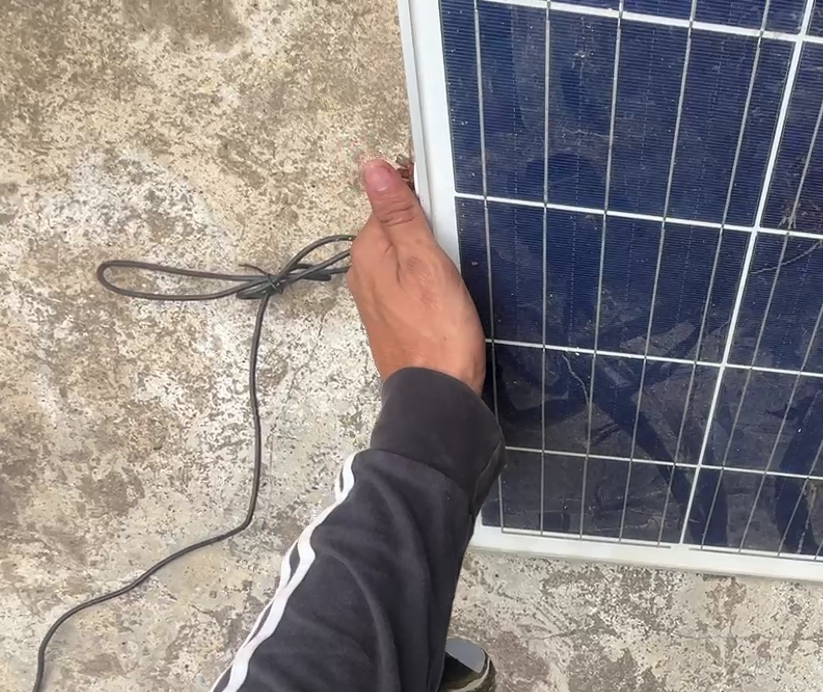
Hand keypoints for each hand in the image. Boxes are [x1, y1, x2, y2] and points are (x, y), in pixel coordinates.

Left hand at [347, 156, 486, 391]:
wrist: (438, 395)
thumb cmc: (439, 332)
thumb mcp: (425, 263)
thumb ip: (399, 214)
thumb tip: (370, 165)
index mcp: (368, 252)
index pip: (390, 204)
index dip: (423, 204)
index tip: (451, 220)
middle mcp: (363, 274)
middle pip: (396, 233)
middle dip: (426, 234)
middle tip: (458, 253)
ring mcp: (376, 301)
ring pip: (403, 262)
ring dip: (428, 261)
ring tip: (455, 277)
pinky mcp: (393, 322)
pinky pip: (408, 288)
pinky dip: (426, 286)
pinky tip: (445, 300)